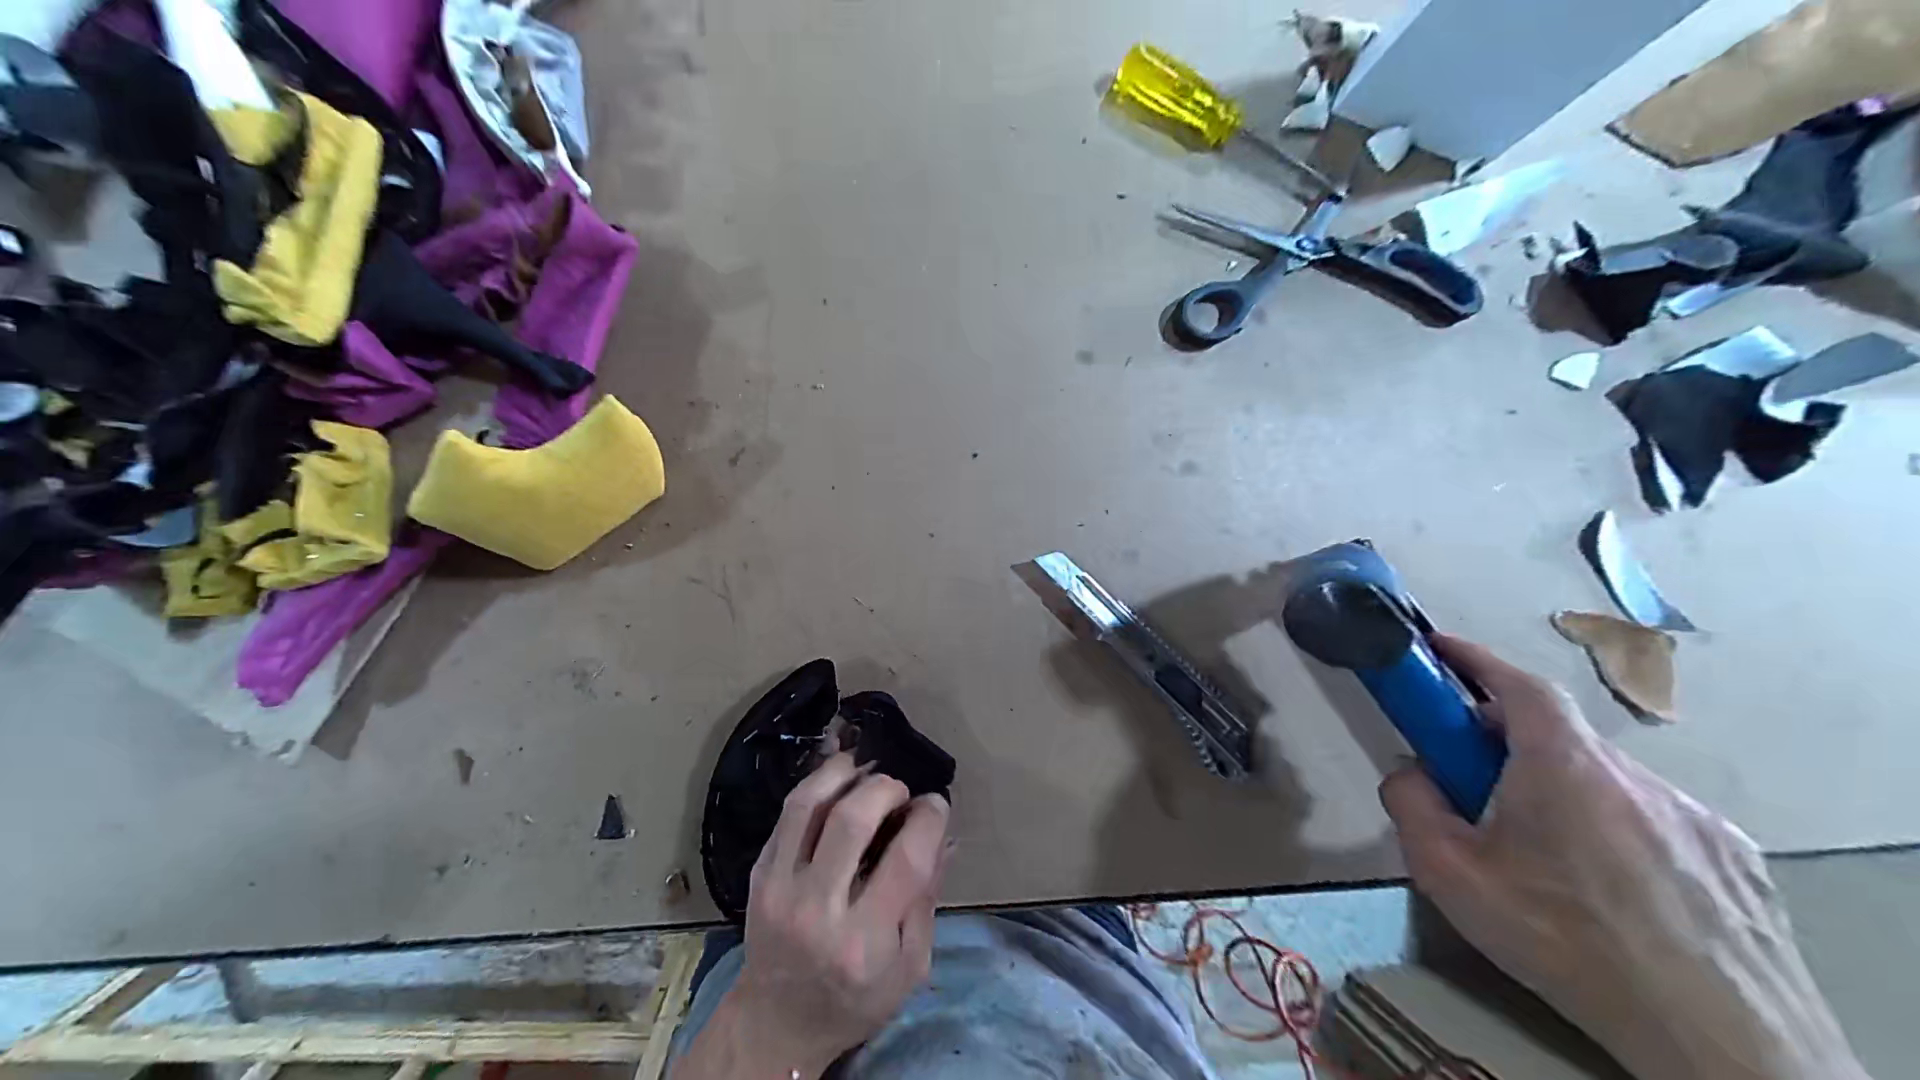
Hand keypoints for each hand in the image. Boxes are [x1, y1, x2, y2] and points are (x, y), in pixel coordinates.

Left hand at [679, 753, 950, 1079]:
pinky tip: (837, 782)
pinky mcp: (759, 873)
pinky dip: (817, 787)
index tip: (936, 805)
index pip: (906, 859)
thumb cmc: (854, 999)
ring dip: (844, 773)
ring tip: (865, 770)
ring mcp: (780, 887)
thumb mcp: (909, 966)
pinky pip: (787, 813)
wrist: (776, 1021)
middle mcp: (818, 909)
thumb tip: (944, 835)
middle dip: (887, 788)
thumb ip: (927, 899)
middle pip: (853, 819)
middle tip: (900, 791)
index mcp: (864, 940)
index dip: (929, 818)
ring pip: (809, 804)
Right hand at [1381, 635, 1867, 1079]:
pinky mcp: (1734, 856)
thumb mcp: (1450, 873)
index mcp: (1563, 766)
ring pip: (1603, 779)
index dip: (1474, 658)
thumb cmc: (1565, 941)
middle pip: (1555, 733)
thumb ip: (1411, 805)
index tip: (1439, 649)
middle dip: (1503, 739)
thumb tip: (1410, 774)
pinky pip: (1653, 818)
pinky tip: (1608, 883)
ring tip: (1541, 851)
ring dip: (1559, 789)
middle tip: (1471, 776)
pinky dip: (1613, 824)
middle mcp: (1631, 775)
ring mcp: (1692, 814)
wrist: (1719, 1040)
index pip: (1518, 684)